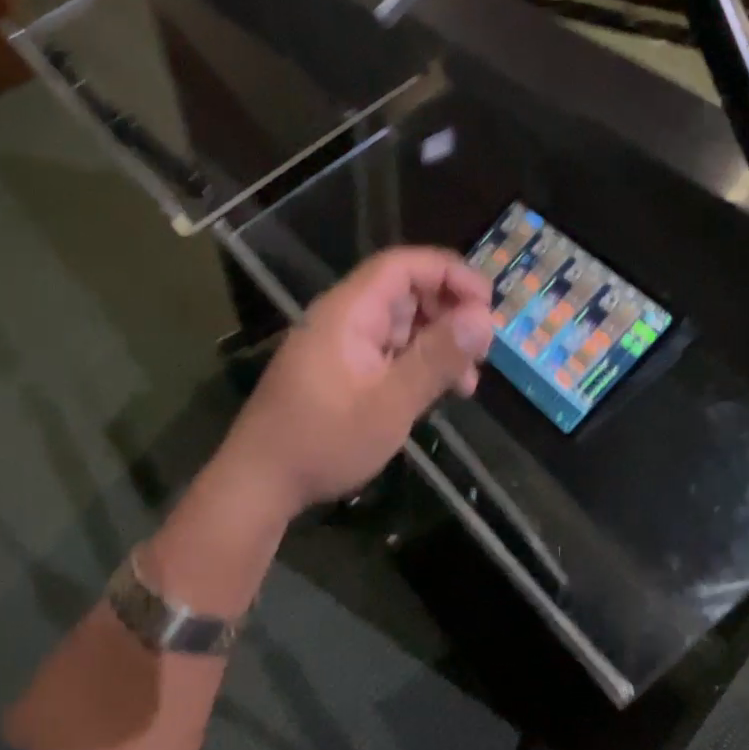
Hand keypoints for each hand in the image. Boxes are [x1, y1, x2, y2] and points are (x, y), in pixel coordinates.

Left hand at [215, 247, 493, 515]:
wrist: (260, 483)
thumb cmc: (324, 442)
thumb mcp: (390, 404)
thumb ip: (436, 359)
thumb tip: (484, 319)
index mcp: (348, 312)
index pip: (403, 265)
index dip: (450, 273)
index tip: (488, 303)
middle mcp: (342, 319)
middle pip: (404, 292)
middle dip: (449, 313)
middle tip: (482, 349)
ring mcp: (339, 346)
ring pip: (400, 326)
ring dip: (437, 344)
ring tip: (468, 382)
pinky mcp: (338, 372)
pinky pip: (386, 353)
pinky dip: (416, 365)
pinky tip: (438, 393)